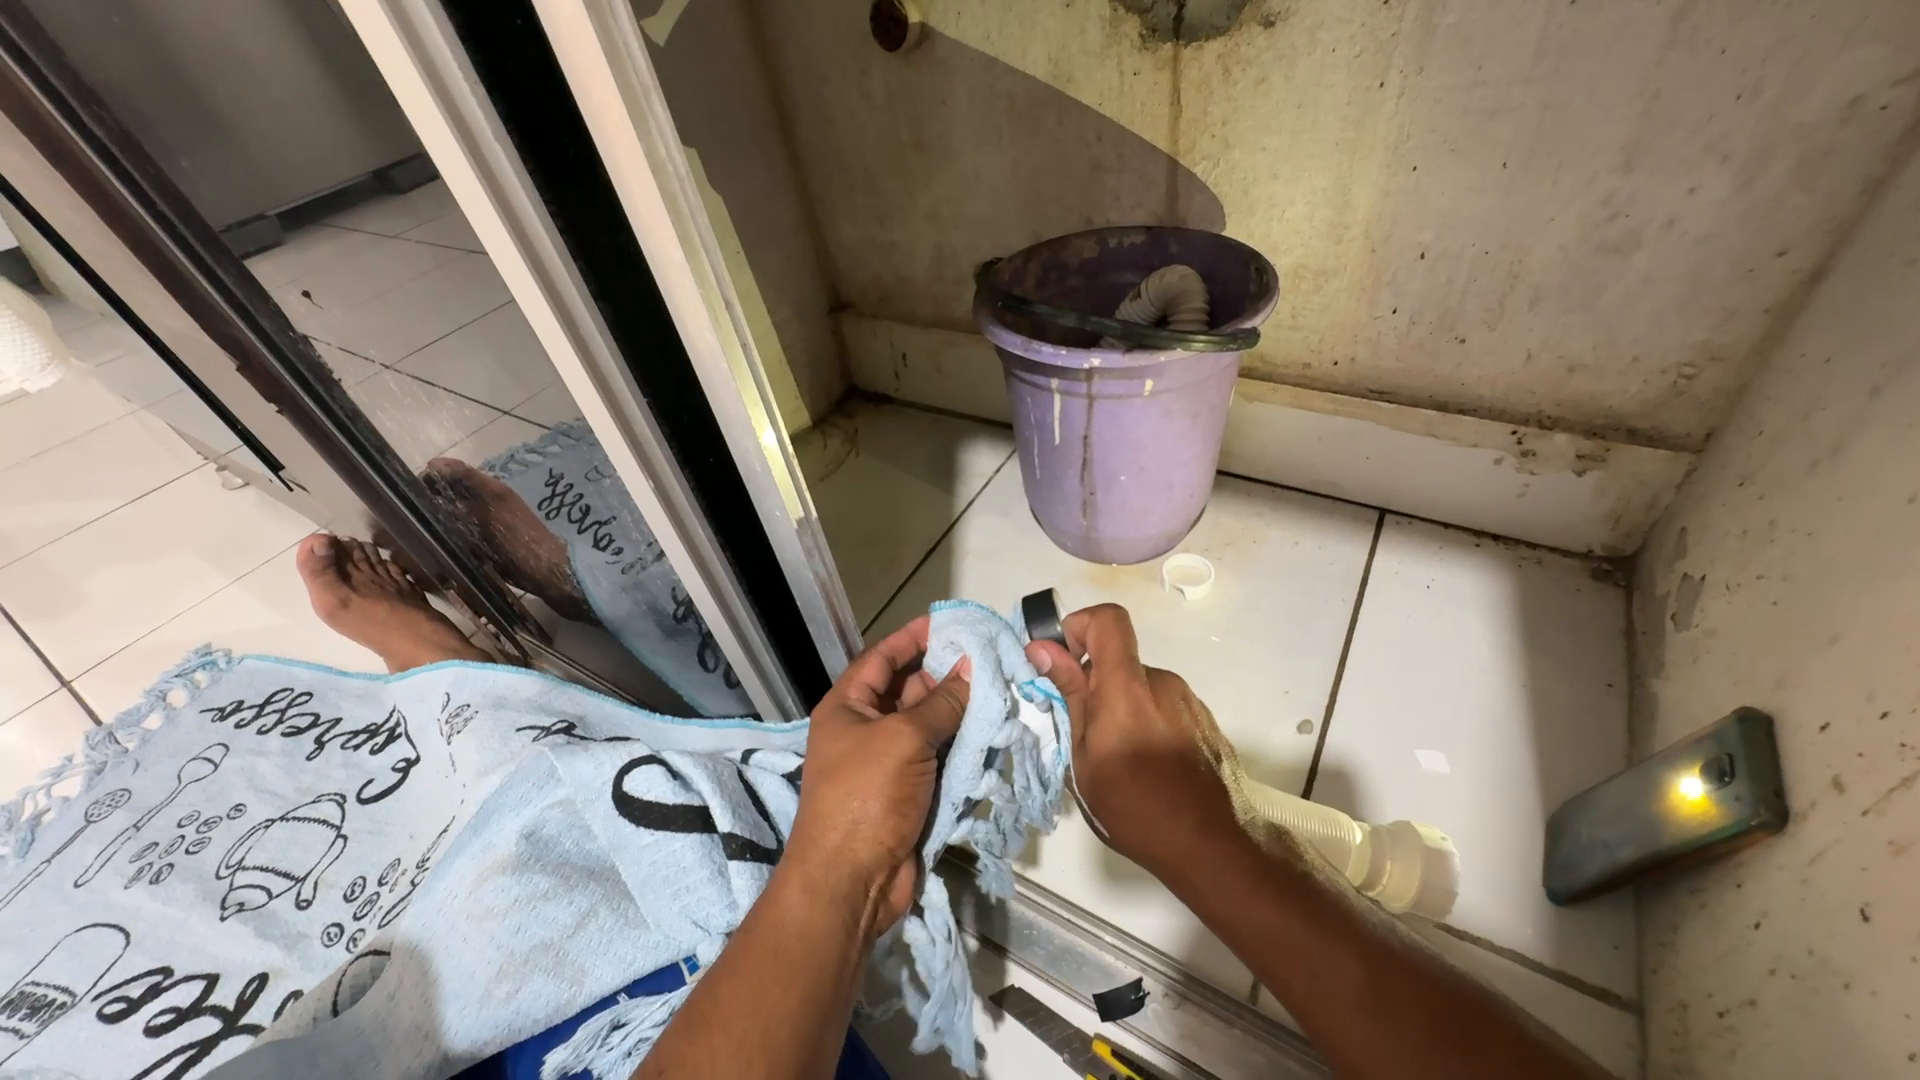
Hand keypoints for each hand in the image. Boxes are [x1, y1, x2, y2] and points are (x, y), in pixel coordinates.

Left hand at [788, 615, 969, 935]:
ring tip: (998, 690)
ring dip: (957, 711)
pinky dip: (960, 746)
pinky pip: (937, 758)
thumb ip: (940, 703)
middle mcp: (864, 730)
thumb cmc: (866, 796)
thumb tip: (970, 671)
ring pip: (927, 726)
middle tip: (987, 659)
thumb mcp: (904, 739)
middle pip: (907, 691)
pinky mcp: (907, 793)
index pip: (880, 659)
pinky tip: (990, 732)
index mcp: (847, 707)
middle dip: (943, 675)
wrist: (851, 881)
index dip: (911, 638)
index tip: (947, 622)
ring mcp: (886, 764)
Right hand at [1024, 604, 1242, 880]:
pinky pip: (1165, 706)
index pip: (1107, 619)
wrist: (1211, 848)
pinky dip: (1148, 723)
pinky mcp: (1205, 721)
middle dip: (1096, 685)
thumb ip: (1070, 695)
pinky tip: (1149, 767)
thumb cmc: (1134, 808)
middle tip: (1085, 734)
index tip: (1063, 662)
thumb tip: (1043, 649)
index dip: (1079, 626)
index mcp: (1127, 688)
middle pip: (1120, 661)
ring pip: (1141, 687)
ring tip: (1120, 760)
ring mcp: (1189, 702)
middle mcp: (1162, 683)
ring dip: (1123, 708)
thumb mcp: (1084, 757)